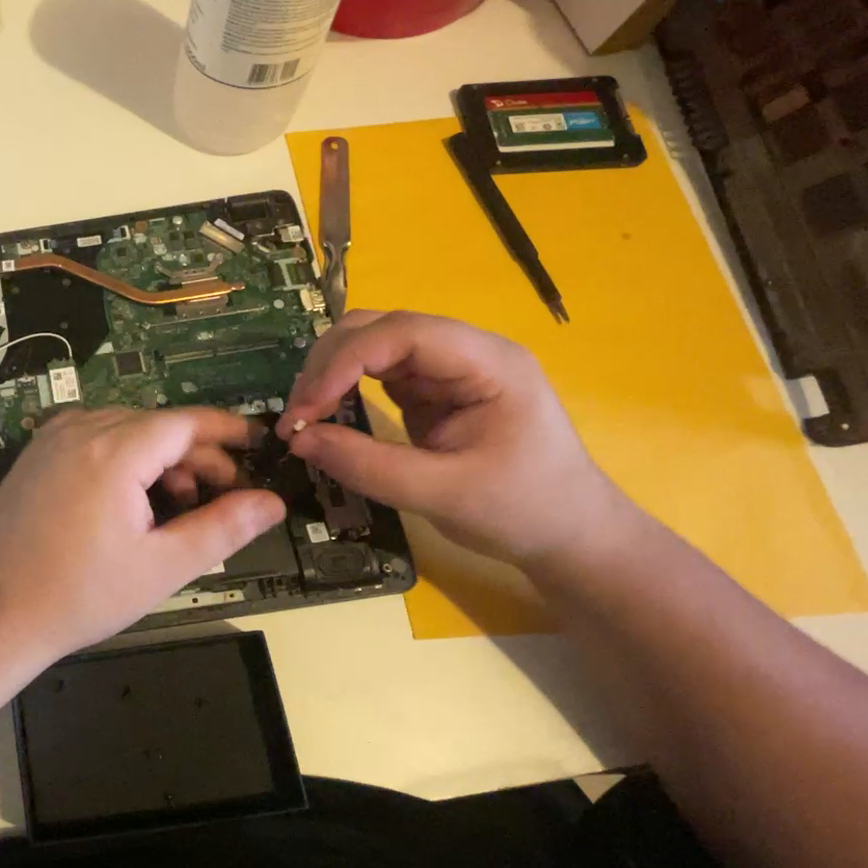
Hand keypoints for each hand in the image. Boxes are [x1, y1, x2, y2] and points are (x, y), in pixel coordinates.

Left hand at [0, 407, 285, 663]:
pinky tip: (127, 494)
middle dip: (195, 454)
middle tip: (218, 497)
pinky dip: (120, 454)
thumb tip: (271, 503)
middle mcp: (80, 430)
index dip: (227, 431)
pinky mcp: (34, 455)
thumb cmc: (82, 595)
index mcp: (114, 451)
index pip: (185, 422)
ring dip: (157, 455)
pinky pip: (90, 436)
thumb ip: (222, 529)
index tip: (258, 443)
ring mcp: (51, 439)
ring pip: (123, 428)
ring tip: (174, 502)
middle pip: (155, 425)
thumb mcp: (163, 566)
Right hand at [276, 310, 640, 569]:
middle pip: (379, 329)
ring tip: (305, 418)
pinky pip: (374, 373)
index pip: (402, 332)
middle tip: (297, 417)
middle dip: (329, 365)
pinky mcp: (431, 390)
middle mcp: (464, 352)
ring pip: (370, 346)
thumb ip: (368, 465)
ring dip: (330, 374)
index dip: (344, 360)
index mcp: (487, 362)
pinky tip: (326, 416)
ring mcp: (447, 369)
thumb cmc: (522, 513)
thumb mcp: (443, 495)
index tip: (306, 409)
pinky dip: (342, 390)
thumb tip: (296, 439)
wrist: (571, 538)